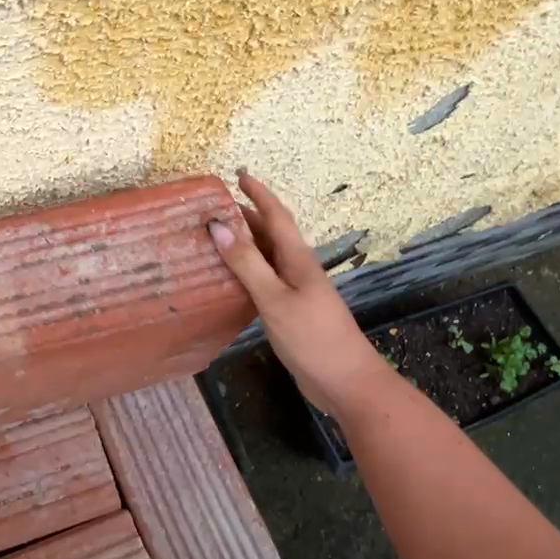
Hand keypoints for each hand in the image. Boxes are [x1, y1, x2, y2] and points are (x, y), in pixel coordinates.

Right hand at [208, 169, 390, 417]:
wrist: (348, 384)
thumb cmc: (313, 338)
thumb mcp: (275, 299)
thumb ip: (247, 263)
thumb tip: (218, 226)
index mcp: (297, 259)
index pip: (276, 216)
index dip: (258, 193)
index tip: (238, 174)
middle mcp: (296, 269)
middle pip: (269, 234)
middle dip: (244, 216)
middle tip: (211, 207)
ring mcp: (295, 291)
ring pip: (265, 257)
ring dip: (242, 243)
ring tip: (212, 237)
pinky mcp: (290, 311)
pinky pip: (262, 280)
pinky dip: (243, 271)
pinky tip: (226, 279)